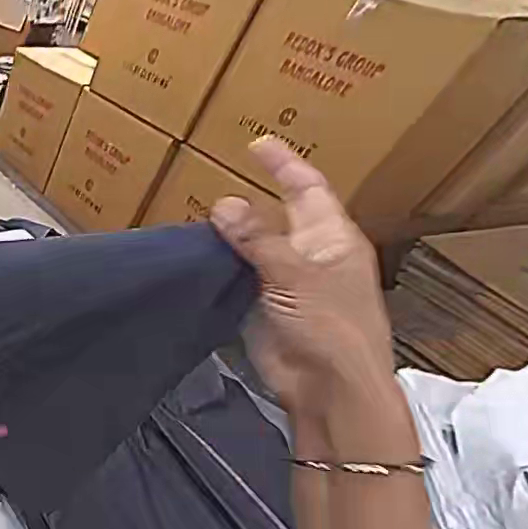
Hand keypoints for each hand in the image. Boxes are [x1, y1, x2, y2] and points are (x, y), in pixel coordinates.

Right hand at [209, 139, 394, 422]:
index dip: (283, 165)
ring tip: (195, 224)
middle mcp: (309, 257)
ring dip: (229, 240)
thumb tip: (223, 204)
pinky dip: (219, 272)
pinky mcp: (262, 311)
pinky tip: (197, 264)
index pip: (307, 189)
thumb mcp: (294, 274)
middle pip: (276, 219)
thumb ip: (257, 240)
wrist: (325, 384)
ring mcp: (284, 285)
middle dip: (251, 202)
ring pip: (252, 252)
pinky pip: (237, 283)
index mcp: (331, 239)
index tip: (256, 144)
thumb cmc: (329, 325)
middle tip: (213, 186)